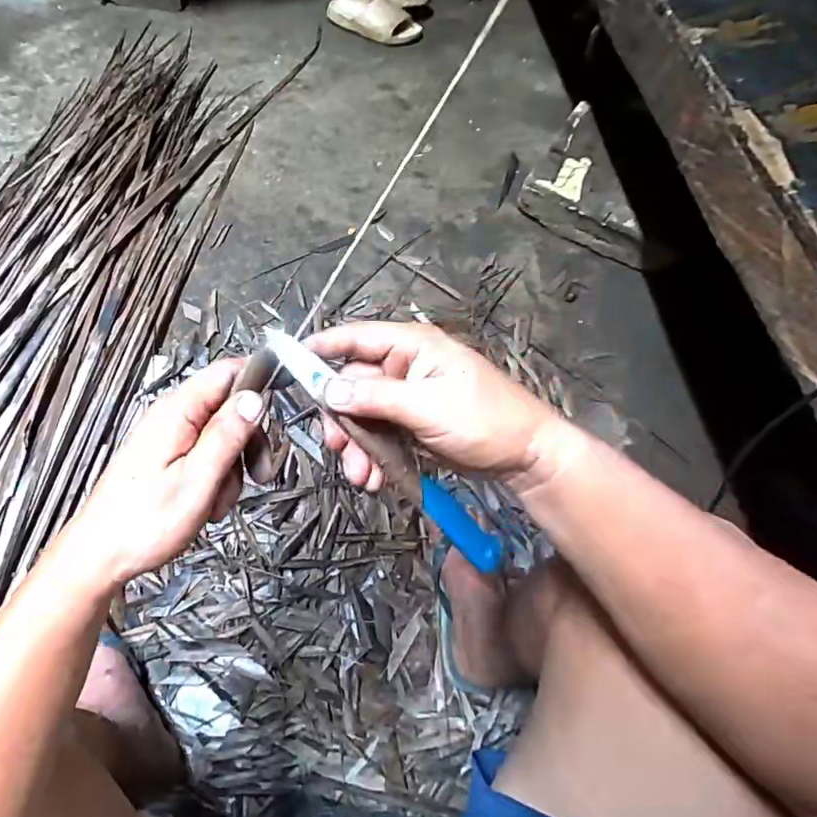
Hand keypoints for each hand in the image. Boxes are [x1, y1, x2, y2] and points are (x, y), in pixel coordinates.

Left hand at [51, 359, 264, 591]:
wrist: (100, 556)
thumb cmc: (139, 525)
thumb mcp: (197, 480)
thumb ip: (228, 435)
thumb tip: (253, 400)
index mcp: (177, 412)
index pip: (228, 372)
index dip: (258, 387)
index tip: (277, 410)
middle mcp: (171, 417)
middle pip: (230, 406)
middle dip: (250, 439)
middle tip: (258, 470)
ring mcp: (169, 437)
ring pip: (223, 434)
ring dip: (233, 466)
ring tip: (220, 497)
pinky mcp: (168, 457)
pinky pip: (207, 454)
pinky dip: (216, 477)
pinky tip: (207, 501)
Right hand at [304, 322, 566, 492]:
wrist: (526, 457)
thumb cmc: (485, 419)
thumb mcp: (426, 406)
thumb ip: (375, 397)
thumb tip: (329, 389)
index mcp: (411, 347)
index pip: (356, 338)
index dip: (322, 349)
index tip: (290, 365)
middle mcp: (404, 367)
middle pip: (351, 385)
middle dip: (341, 419)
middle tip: (336, 446)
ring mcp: (407, 398)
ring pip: (362, 415)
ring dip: (355, 445)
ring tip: (360, 474)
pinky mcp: (410, 424)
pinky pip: (378, 435)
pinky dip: (372, 455)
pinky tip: (373, 478)